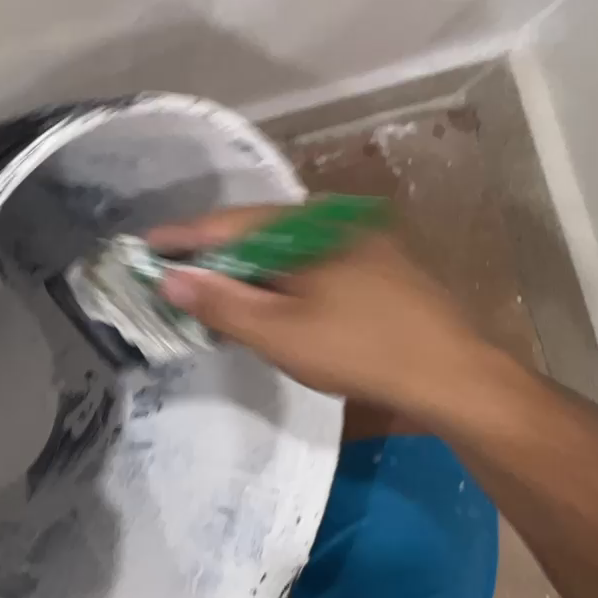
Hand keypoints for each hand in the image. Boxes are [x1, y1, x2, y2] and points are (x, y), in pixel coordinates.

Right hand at [148, 205, 495, 414]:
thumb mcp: (279, 333)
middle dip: (212, 251)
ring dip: (244, 266)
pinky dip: (275, 276)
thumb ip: (221, 304)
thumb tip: (169, 277)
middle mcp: (332, 222)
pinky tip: (264, 298)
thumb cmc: (359, 350)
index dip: (184, 237)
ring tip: (209, 285)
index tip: (145, 246)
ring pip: (283, 247)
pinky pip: (306, 260)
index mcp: (307, 229)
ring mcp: (357, 241)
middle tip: (173, 270)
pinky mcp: (373, 265)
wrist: (451, 375)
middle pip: (255, 230)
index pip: (229, 225)